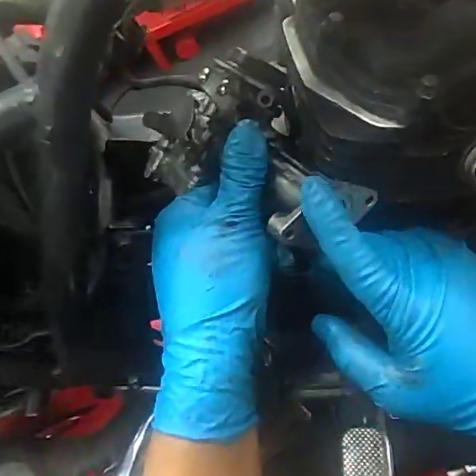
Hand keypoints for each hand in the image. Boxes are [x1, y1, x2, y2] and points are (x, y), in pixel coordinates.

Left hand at [151, 120, 270, 440]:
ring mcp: (198, 264)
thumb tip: (245, 125)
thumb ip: (242, 175)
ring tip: (296, 226)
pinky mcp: (215, 288)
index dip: (251, 171)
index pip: (219, 177)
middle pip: (230, 205)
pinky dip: (262, 254)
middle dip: (261, 202)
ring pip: (240, 232)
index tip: (285, 171)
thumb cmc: (222, 279)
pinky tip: (282, 257)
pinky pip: (242, 257)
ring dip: (265, 229)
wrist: (218, 350)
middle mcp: (183, 235)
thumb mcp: (235, 220)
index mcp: (179, 213)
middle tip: (296, 200)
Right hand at [300, 178, 475, 475]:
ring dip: (373, 257)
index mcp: (404, 299)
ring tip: (372, 296)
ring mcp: (449, 254)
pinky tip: (403, 287)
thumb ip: (351, 352)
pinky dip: (397, 256)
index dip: (330, 219)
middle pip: (370, 244)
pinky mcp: (463, 254)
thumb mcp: (394, 388)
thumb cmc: (457, 393)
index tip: (310, 187)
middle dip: (345, 255)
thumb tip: (322, 319)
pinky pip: (416, 243)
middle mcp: (426, 264)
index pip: (358, 252)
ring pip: (392, 241)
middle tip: (330, 284)